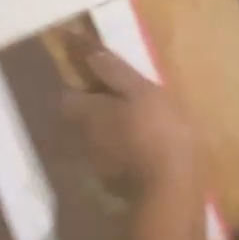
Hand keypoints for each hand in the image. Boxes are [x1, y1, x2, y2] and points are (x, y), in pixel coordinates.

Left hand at [64, 49, 198, 193]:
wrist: (170, 188)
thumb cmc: (157, 130)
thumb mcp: (142, 91)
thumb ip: (114, 70)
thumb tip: (88, 51)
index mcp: (86, 111)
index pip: (68, 95)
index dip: (83, 87)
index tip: (103, 83)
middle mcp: (81, 137)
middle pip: (80, 120)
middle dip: (96, 110)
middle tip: (124, 103)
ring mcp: (95, 164)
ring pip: (95, 141)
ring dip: (110, 133)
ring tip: (136, 128)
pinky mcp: (112, 184)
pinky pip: (111, 161)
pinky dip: (122, 154)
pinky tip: (143, 152)